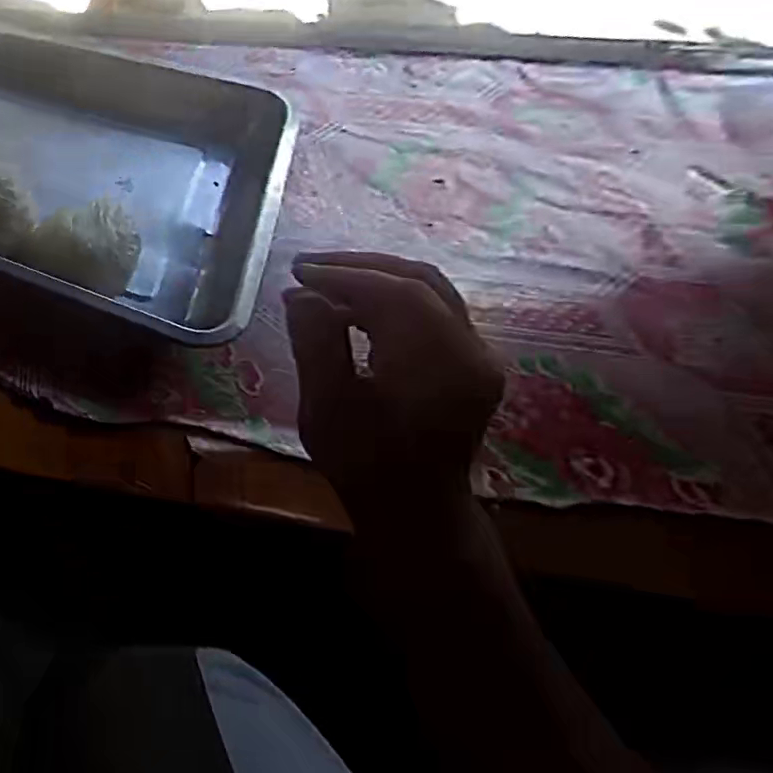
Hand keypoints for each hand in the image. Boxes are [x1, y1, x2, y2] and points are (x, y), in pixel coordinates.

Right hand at [283, 252, 503, 526]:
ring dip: (375, 278)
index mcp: (439, 364)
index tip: (296, 272)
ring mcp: (476, 357)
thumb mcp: (327, 404)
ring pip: (430, 292)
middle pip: (420, 282)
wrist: (412, 505)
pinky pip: (432, 312)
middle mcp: (471, 352)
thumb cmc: (362, 460)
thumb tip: (302, 294)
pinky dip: (390, 299)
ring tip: (324, 280)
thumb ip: (317, 343)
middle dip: (360, 267)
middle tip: (306, 267)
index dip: (344, 275)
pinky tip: (352, 307)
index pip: (397, 294)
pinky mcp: (468, 363)